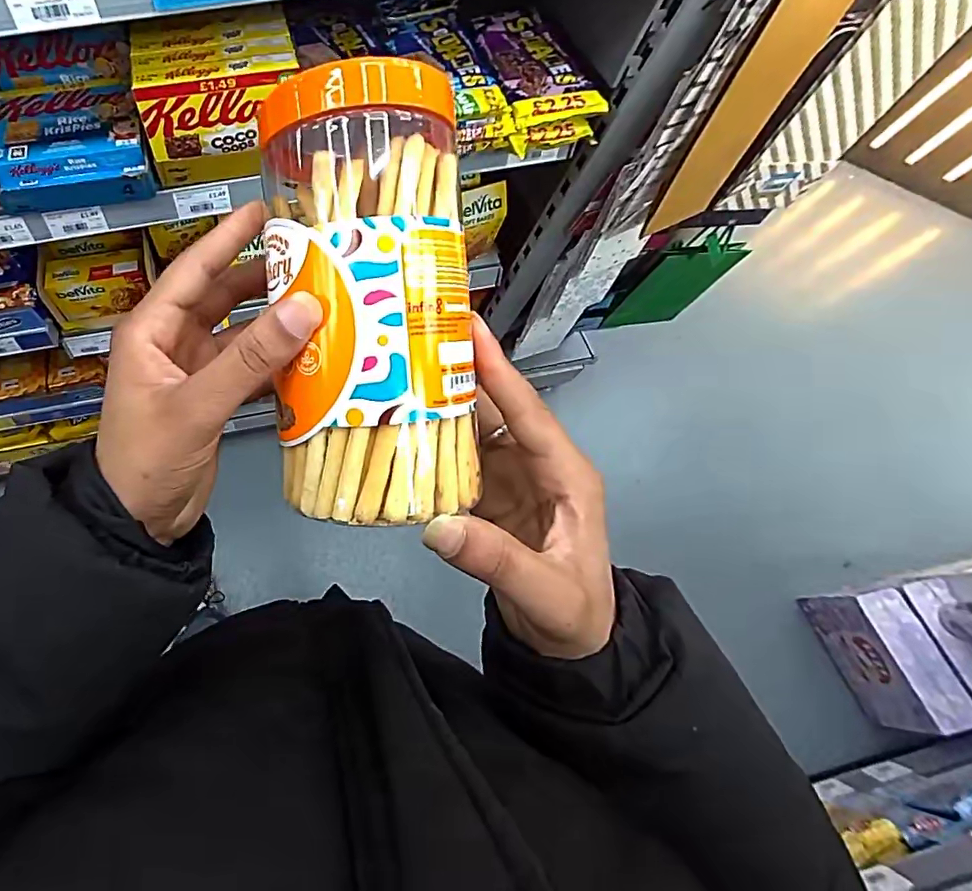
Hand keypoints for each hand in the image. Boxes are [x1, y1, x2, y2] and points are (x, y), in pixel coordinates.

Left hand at [97, 201, 321, 544]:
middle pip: (220, 298)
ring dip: (274, 322)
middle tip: (307, 256)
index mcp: (151, 331)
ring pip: (239, 334)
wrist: (137, 520)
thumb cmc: (148, 458)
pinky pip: (248, 367)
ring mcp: (193, 371)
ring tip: (320, 301)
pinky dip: (275, 361)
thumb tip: (306, 307)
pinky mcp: (211, 397)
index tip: (260, 211)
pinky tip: (309, 355)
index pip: (192, 271)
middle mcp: (172, 343)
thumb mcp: (197, 405)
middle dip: (260, 277)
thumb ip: (251, 358)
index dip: (226, 239)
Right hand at [419, 319, 615, 658]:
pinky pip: (453, 455)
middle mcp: (535, 462)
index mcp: (565, 473)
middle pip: (494, 408)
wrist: (568, 642)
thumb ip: (495, 560)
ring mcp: (508, 474)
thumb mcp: (546, 594)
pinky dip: (427, 440)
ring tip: (397, 372)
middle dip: (458, 372)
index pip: (529, 412)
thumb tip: (436, 526)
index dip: (498, 370)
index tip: (470, 330)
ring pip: (470, 427)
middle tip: (417, 339)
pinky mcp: (485, 490)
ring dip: (436, 402)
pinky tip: (398, 427)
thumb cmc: (574, 613)